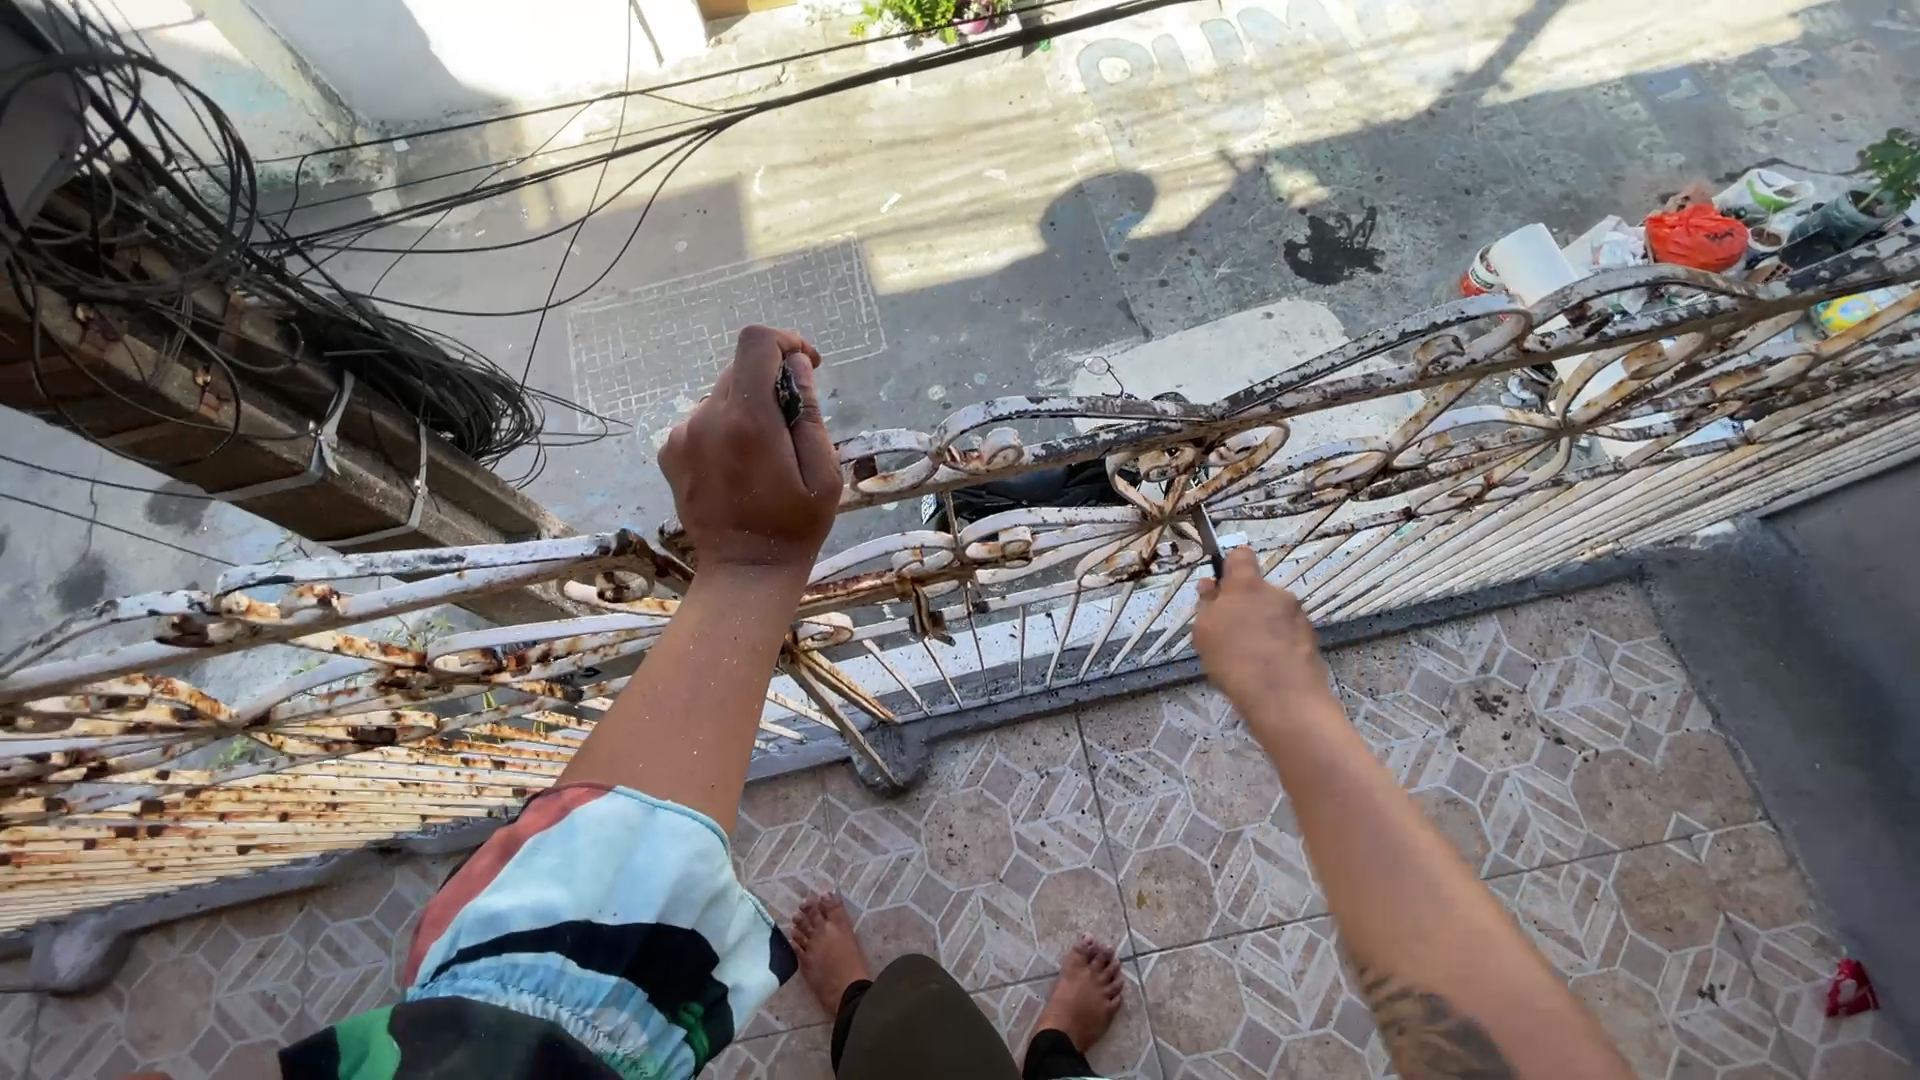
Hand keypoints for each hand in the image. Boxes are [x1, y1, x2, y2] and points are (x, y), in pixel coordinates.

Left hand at [660, 326, 842, 576]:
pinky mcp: (671, 452)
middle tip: (794, 424)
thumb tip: (798, 366)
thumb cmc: (795, 527)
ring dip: (749, 406)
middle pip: (740, 369)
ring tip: (768, 453)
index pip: (756, 343)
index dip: (787, 342)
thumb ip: (809, 413)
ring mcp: (682, 435)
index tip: (808, 365)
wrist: (745, 571)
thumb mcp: (824, 473)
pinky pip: (704, 419)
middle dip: (773, 382)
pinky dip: (727, 426)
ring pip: (722, 394)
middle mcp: (706, 419)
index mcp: (748, 421)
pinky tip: (741, 465)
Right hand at [1194, 547, 1329, 705]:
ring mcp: (1298, 616)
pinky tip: (1267, 669)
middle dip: (1246, 606)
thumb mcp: (1204, 631)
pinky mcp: (1311, 640)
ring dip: (1263, 627)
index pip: (1240, 556)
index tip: (1221, 588)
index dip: (1230, 567)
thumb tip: (1209, 585)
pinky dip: (1278, 645)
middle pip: (1258, 590)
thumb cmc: (1233, 658)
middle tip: (1230, 634)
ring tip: (1249, 658)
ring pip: (1274, 614)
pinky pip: (1288, 635)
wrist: (1283, 697)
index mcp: (1247, 585)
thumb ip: (1207, 604)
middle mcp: (1277, 593)